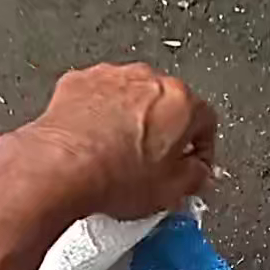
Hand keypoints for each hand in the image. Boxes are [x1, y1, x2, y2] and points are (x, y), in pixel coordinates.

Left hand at [0, 62, 216, 218]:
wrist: (62, 169)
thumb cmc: (115, 176)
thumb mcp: (174, 191)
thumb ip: (197, 176)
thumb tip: (197, 171)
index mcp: (181, 102)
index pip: (207, 122)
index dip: (202, 151)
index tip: (193, 167)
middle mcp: (148, 80)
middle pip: (169, 108)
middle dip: (168, 136)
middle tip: (159, 167)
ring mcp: (112, 77)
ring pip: (135, 101)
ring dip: (135, 126)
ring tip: (125, 161)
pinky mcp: (80, 82)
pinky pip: (102, 100)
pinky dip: (104, 120)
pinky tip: (100, 150)